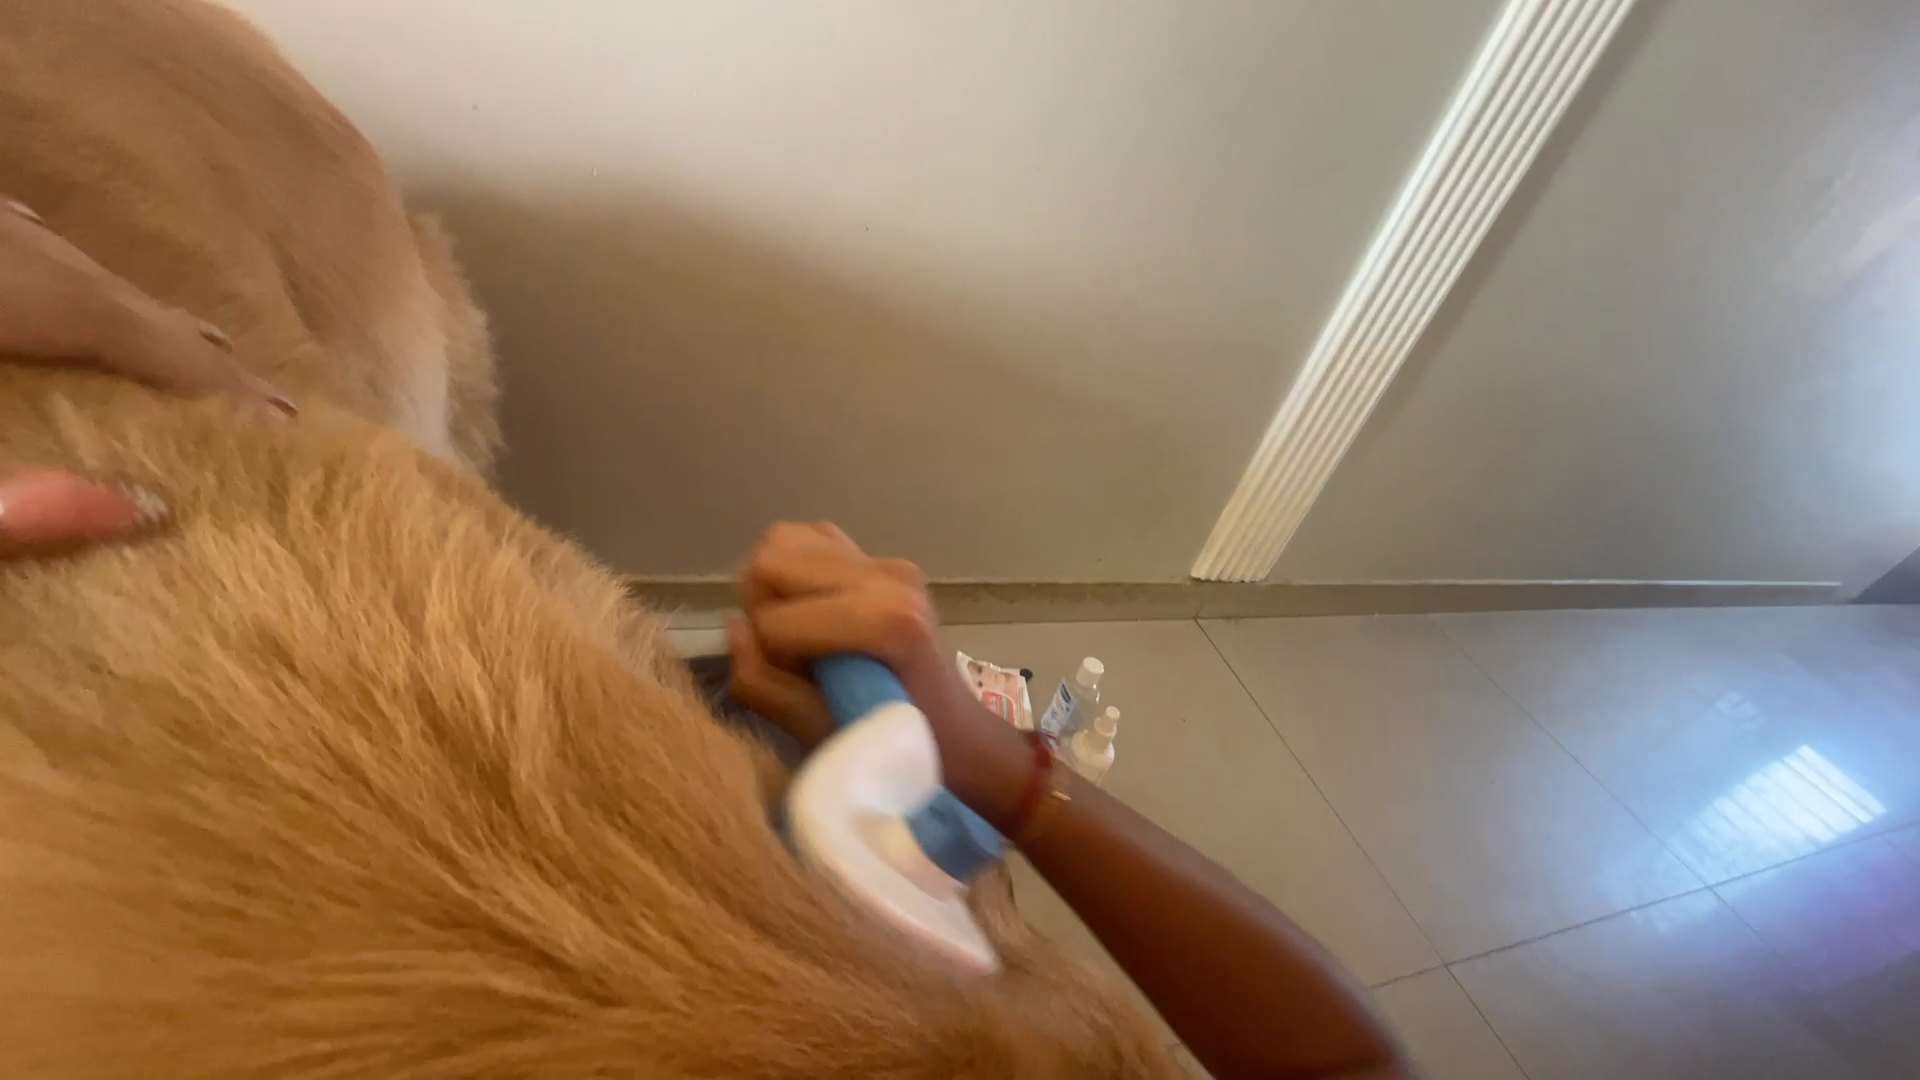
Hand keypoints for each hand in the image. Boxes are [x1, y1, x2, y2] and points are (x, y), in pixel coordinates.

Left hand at [0, 195, 289, 554]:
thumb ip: (10, 501)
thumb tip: (146, 513)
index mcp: (12, 299)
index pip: (143, 339)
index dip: (219, 383)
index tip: (289, 422)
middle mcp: (2, 253)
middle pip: (115, 299)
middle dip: (195, 349)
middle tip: (266, 395)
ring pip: (65, 262)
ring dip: (136, 309)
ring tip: (195, 342)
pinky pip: (7, 233)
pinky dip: (53, 262)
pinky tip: (55, 254)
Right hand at [727, 522, 1030, 822]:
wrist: (954, 734)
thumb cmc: (890, 744)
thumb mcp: (817, 732)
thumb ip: (762, 682)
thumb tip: (734, 627)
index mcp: (885, 620)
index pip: (773, 619)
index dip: (772, 658)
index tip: (804, 687)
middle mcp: (890, 575)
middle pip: (772, 560)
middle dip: (764, 610)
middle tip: (794, 653)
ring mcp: (889, 561)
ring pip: (785, 541)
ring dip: (777, 587)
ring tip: (803, 630)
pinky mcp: (884, 558)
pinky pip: (811, 541)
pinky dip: (797, 573)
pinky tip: (816, 611)